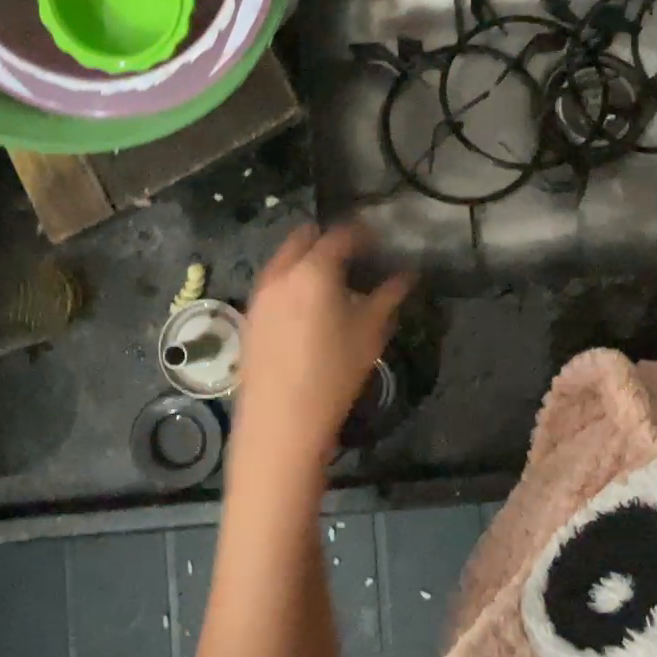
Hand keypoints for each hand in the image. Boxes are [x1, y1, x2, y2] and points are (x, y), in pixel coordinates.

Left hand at [236, 225, 412, 465]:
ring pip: (284, 260)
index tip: (378, 243)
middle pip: (304, 238)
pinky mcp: (250, 317)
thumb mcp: (370, 333)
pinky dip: (292, 282)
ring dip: (307, 260)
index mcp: (314, 270)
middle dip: (329, 241)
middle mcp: (281, 273)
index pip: (341, 235)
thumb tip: (406, 276)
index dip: (362, 234)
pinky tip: (309, 308)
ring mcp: (260, 295)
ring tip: (332, 282)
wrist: (281, 421)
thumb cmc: (334, 374)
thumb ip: (389, 297)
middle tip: (353, 257)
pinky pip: (273, 284)